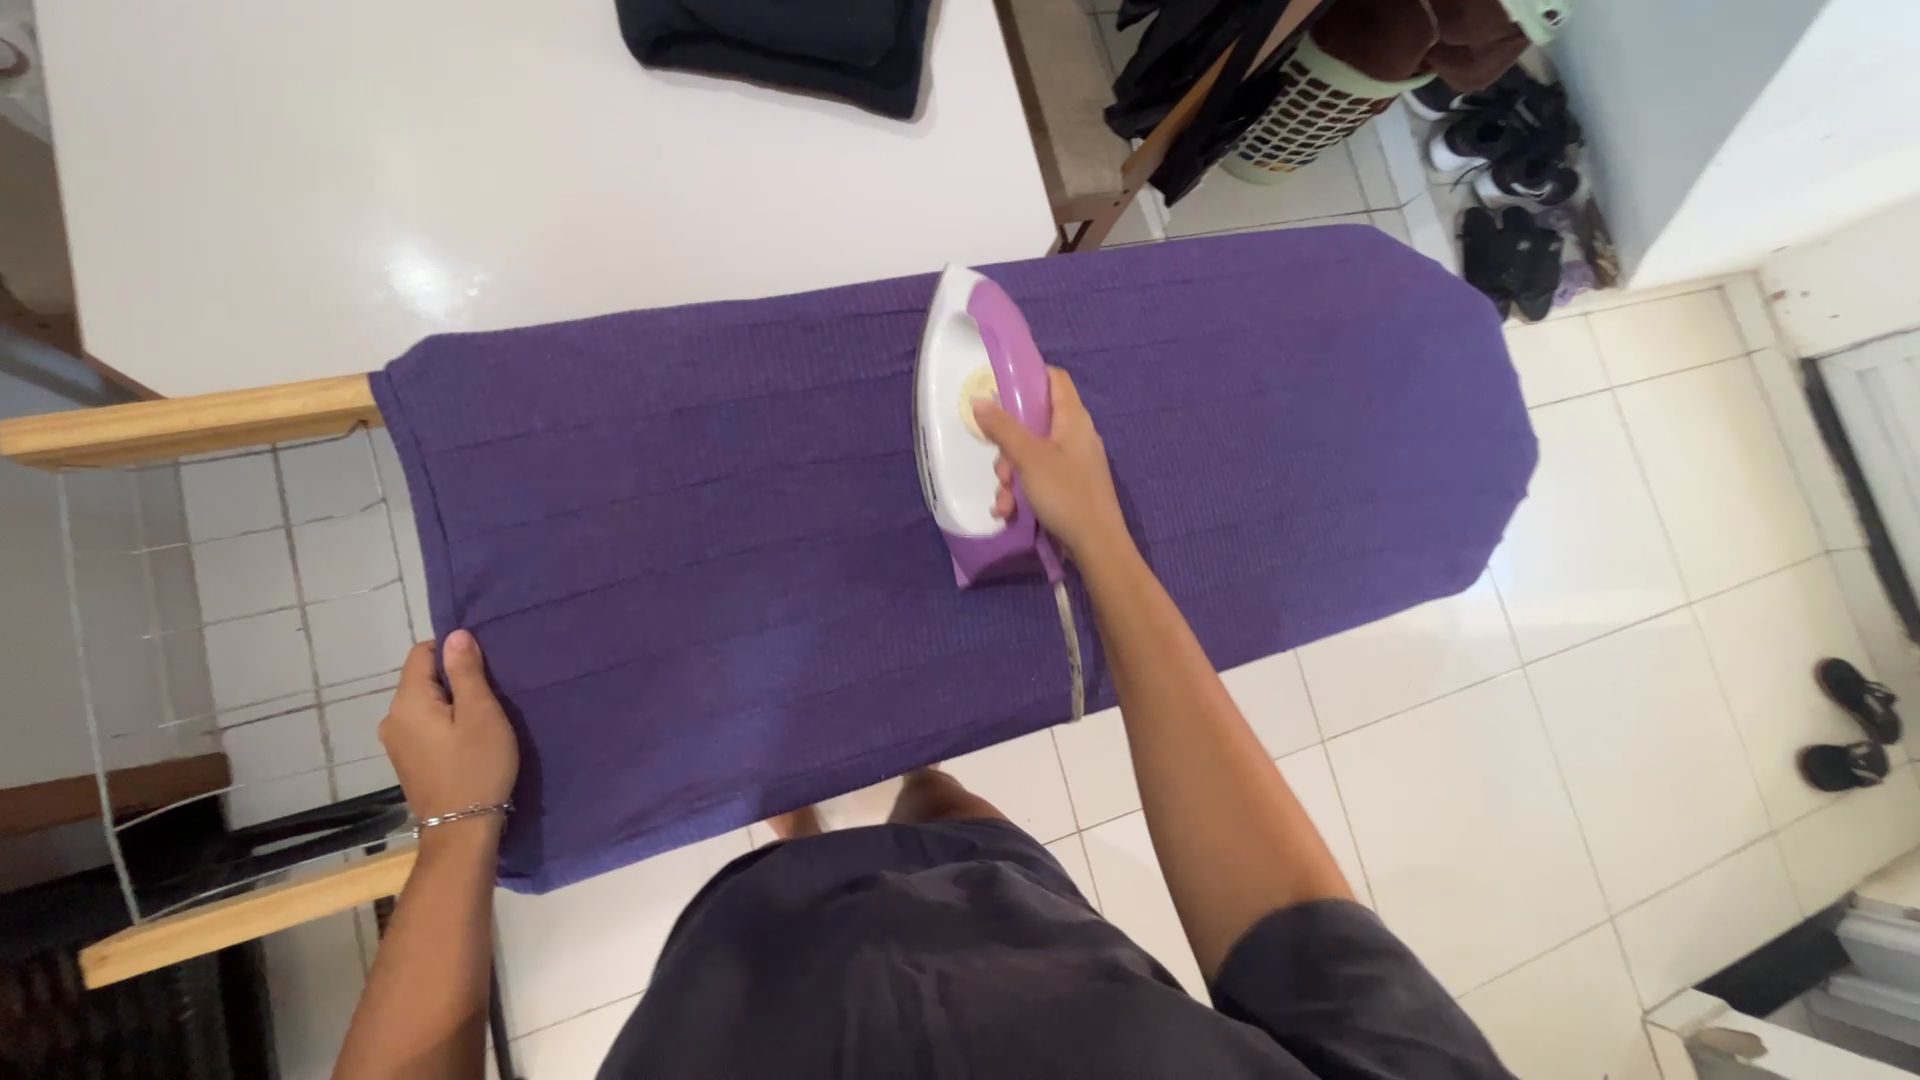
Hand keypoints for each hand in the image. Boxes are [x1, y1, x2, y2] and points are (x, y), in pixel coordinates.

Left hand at [381, 630, 518, 826]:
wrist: (462, 827)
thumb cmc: (477, 766)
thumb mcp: (481, 714)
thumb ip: (466, 672)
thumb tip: (456, 635)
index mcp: (407, 702)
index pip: (421, 653)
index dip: (453, 650)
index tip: (485, 666)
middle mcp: (392, 718)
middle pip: (423, 678)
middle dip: (456, 678)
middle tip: (493, 693)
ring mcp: (396, 741)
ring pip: (426, 702)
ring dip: (454, 701)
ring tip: (485, 716)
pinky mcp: (407, 758)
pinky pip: (426, 723)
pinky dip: (447, 721)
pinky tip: (470, 737)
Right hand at [972, 366, 1133, 563]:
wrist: (1096, 545)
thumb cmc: (1065, 492)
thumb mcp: (1028, 457)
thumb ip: (1003, 428)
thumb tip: (979, 401)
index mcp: (1073, 419)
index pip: (1055, 379)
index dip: (1030, 376)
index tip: (1002, 388)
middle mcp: (1076, 436)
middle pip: (1033, 423)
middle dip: (1008, 447)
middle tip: (1002, 469)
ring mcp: (1074, 464)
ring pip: (1031, 456)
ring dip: (1010, 478)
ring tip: (1004, 501)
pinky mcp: (1070, 488)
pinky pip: (1038, 480)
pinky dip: (1022, 493)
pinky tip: (1009, 513)